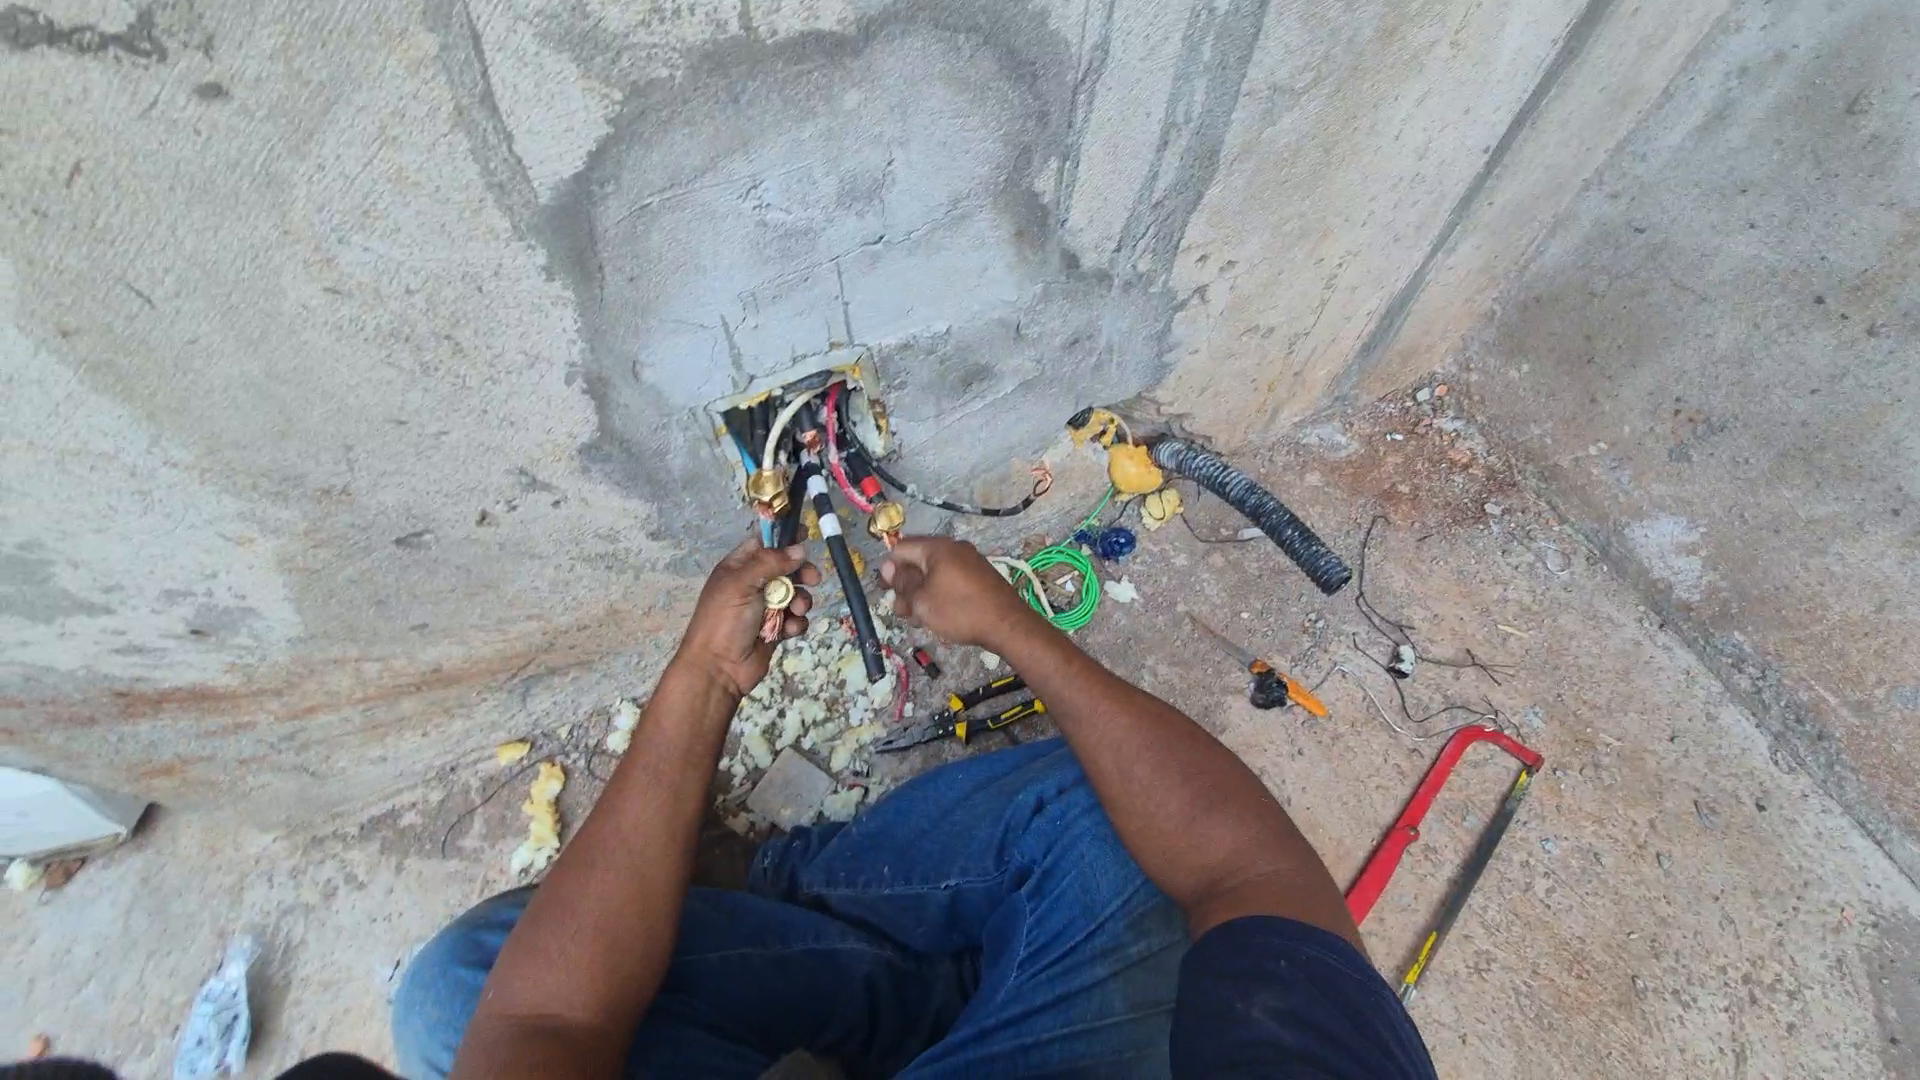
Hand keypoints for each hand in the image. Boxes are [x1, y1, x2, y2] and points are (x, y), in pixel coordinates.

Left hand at [674, 534, 820, 698]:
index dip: (784, 538)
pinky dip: (796, 622)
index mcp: (739, 568)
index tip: (806, 534)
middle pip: (786, 568)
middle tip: (813, 579)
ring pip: (795, 594)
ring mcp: (766, 607)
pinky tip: (789, 630)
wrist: (719, 668)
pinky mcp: (776, 628)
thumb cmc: (724, 620)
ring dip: (801, 601)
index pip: (764, 543)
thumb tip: (800, 549)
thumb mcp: (742, 583)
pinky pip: (795, 618)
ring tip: (797, 611)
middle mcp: (753, 584)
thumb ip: (770, 562)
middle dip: (802, 573)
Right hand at [880, 536, 1041, 649]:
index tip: (887, 592)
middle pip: (918, 561)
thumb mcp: (922, 600)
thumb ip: (902, 583)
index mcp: (938, 547)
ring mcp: (970, 562)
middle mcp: (954, 548)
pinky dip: (939, 594)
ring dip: (922, 594)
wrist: (1007, 624)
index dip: (889, 570)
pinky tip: (939, 615)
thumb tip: (887, 567)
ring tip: (920, 619)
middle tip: (904, 611)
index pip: (901, 548)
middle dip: (906, 586)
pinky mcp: (979, 577)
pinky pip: (951, 580)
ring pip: (934, 574)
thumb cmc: (959, 610)